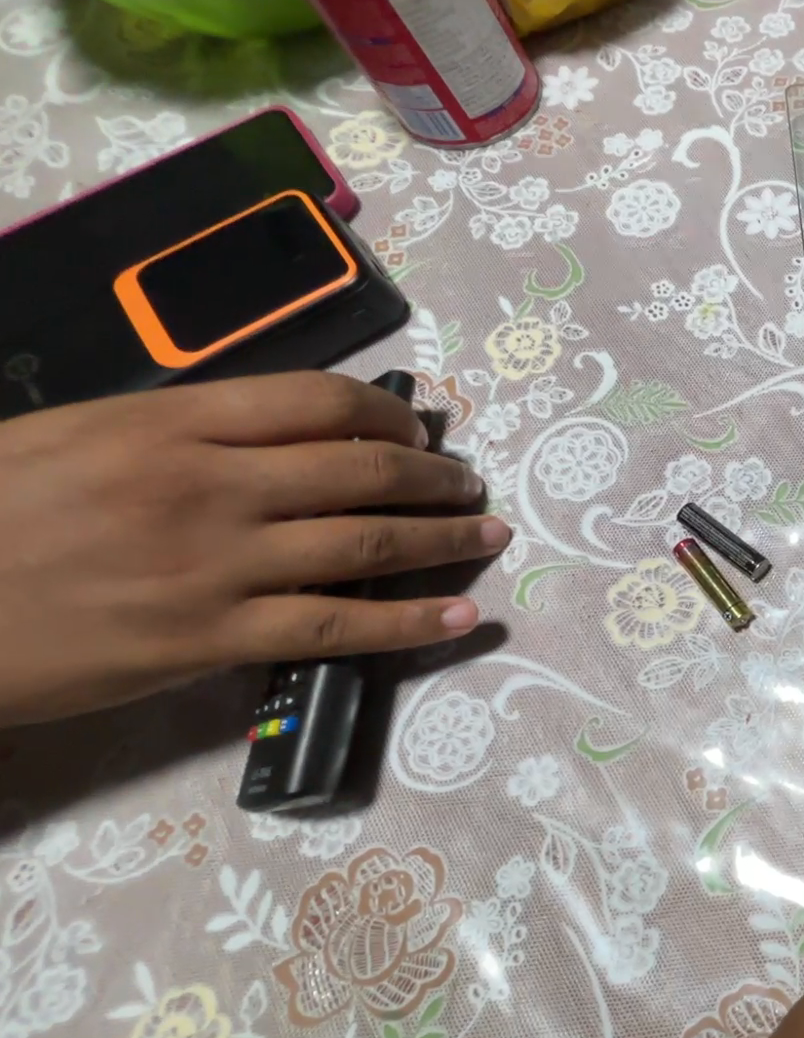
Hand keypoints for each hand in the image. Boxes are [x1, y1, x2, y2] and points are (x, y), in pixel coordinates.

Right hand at [0, 372, 509, 724]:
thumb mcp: (77, 441)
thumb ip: (191, 433)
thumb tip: (300, 434)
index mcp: (167, 425)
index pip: (319, 401)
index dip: (391, 413)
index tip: (422, 429)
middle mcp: (207, 486)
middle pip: (365, 469)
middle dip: (437, 476)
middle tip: (472, 485)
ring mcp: (215, 564)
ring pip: (370, 542)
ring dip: (448, 537)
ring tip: (492, 534)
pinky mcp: (210, 637)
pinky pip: (339, 626)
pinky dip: (413, 621)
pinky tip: (463, 616)